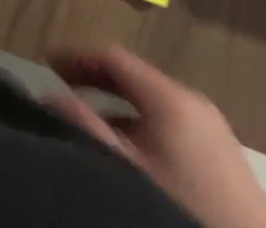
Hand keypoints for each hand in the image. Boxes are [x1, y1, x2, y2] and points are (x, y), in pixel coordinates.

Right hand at [44, 46, 265, 227]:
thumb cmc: (184, 208)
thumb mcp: (126, 171)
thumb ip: (86, 128)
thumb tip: (49, 96)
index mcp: (170, 98)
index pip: (113, 57)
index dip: (76, 57)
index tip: (44, 64)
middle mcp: (193, 102)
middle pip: (133, 76)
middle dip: (93, 79)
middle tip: (58, 89)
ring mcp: (211, 127)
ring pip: (150, 101)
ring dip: (114, 103)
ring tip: (84, 121)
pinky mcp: (220, 153)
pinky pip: (167, 121)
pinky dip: (137, 122)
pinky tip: (125, 151)